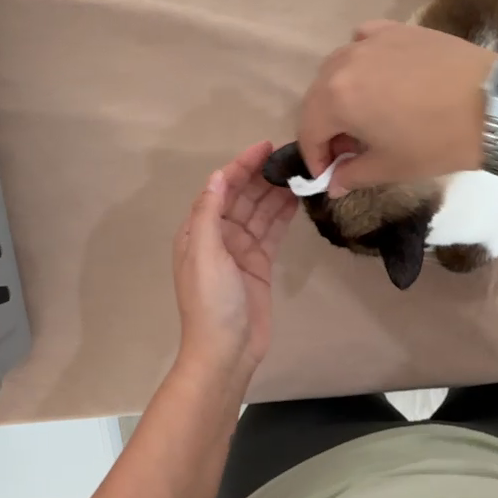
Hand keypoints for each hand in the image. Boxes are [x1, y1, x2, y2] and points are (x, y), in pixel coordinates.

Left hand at [172, 141, 296, 383]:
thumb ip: (209, 214)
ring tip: (300, 172)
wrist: (226, 350)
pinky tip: (298, 199)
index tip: (266, 147)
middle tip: (291, 156)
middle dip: (261, 175)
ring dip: (275, 192)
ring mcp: (240, 251)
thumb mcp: (204, 254)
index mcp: (197, 231)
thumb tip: (218, 176)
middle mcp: (218, 236)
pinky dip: (283, 216)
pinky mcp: (260, 265)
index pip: (220, 189)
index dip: (241, 166)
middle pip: (241, 196)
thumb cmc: (211, 302)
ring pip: (259, 212)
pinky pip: (271, 232)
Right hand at [297, 20, 497, 195]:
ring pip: (337, 68)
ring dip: (339, 96)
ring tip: (362, 119)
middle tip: (345, 152)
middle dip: (325, 127)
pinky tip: (375, 77)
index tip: (327, 176)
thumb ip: (353, 174)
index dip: (314, 158)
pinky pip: (364, 41)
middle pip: (318, 97)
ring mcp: (372, 40)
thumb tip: (334, 184)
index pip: (309, 129)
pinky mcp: (398, 30)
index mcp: (336, 99)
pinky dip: (359, 61)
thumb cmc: (435, 143)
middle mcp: (345, 62)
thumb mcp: (390, 166)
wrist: (492, 106)